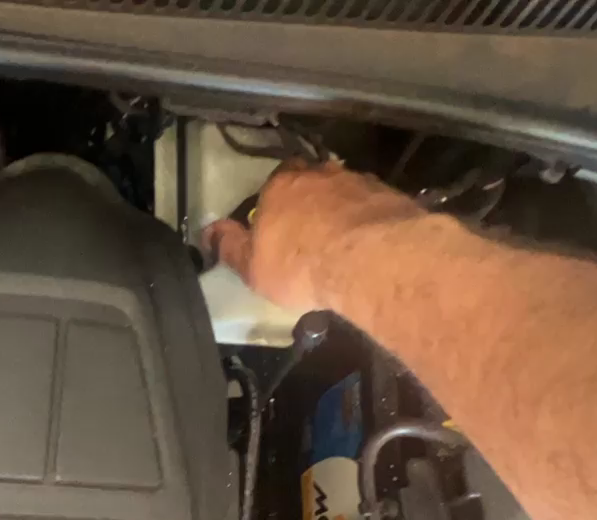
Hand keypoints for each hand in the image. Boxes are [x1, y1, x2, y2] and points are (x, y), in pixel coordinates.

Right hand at [203, 159, 428, 313]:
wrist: (368, 260)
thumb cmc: (298, 265)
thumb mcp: (251, 267)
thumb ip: (229, 246)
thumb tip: (209, 230)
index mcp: (280, 187)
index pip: (271, 184)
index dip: (272, 204)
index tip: (273, 226)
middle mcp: (318, 174)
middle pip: (308, 180)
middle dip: (306, 200)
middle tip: (305, 230)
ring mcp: (356, 181)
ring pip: (341, 190)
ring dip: (337, 208)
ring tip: (337, 240)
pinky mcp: (387, 195)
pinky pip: (369, 204)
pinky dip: (363, 218)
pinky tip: (363, 243)